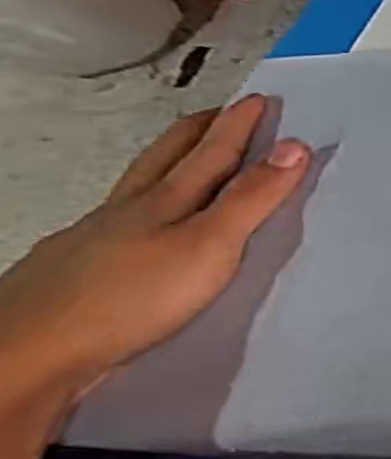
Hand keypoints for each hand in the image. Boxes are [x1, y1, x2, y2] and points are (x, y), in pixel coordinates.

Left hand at [0, 95, 309, 401]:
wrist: (28, 358)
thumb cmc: (133, 296)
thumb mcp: (210, 244)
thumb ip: (252, 197)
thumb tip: (294, 145)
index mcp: (162, 201)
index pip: (210, 153)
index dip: (237, 126)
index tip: (258, 99)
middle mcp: (126, 211)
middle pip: (164, 160)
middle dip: (196, 133)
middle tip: (219, 112)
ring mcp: (93, 240)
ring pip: (137, 190)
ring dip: (165, 167)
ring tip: (184, 160)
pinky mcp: (76, 270)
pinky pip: (118, 224)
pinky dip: (139, 209)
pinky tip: (137, 227)